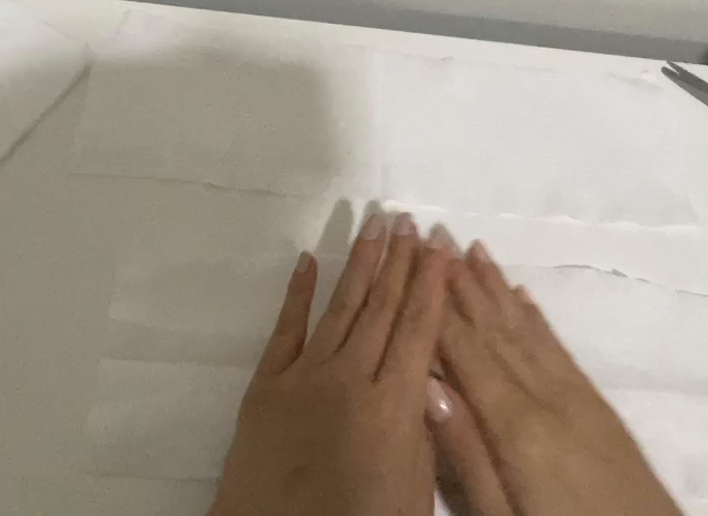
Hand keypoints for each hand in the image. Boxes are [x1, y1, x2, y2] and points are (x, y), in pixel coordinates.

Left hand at [209, 212, 453, 515]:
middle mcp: (351, 377)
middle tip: (408, 219)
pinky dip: (298, 292)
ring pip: (341, 306)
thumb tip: (427, 375)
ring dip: (361, 264)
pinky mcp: (267, 383)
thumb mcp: (412, 490)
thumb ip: (422, 429)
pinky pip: (286, 327)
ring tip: (375, 227)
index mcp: (393, 405)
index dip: (431, 283)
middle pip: (382, 307)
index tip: (440, 245)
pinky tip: (309, 259)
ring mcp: (305, 375)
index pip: (419, 328)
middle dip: (400, 260)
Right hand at [430, 242, 682, 515]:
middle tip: (435, 231)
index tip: (413, 255)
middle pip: (493, 325)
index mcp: (517, 424)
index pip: (464, 348)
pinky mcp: (597, 405)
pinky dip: (535, 316)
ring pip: (526, 327)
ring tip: (472, 246)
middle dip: (460, 278)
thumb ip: (467, 454)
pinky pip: (558, 348)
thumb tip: (428, 385)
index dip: (435, 300)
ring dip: (495, 284)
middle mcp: (546, 395)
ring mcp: (576, 396)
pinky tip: (521, 293)